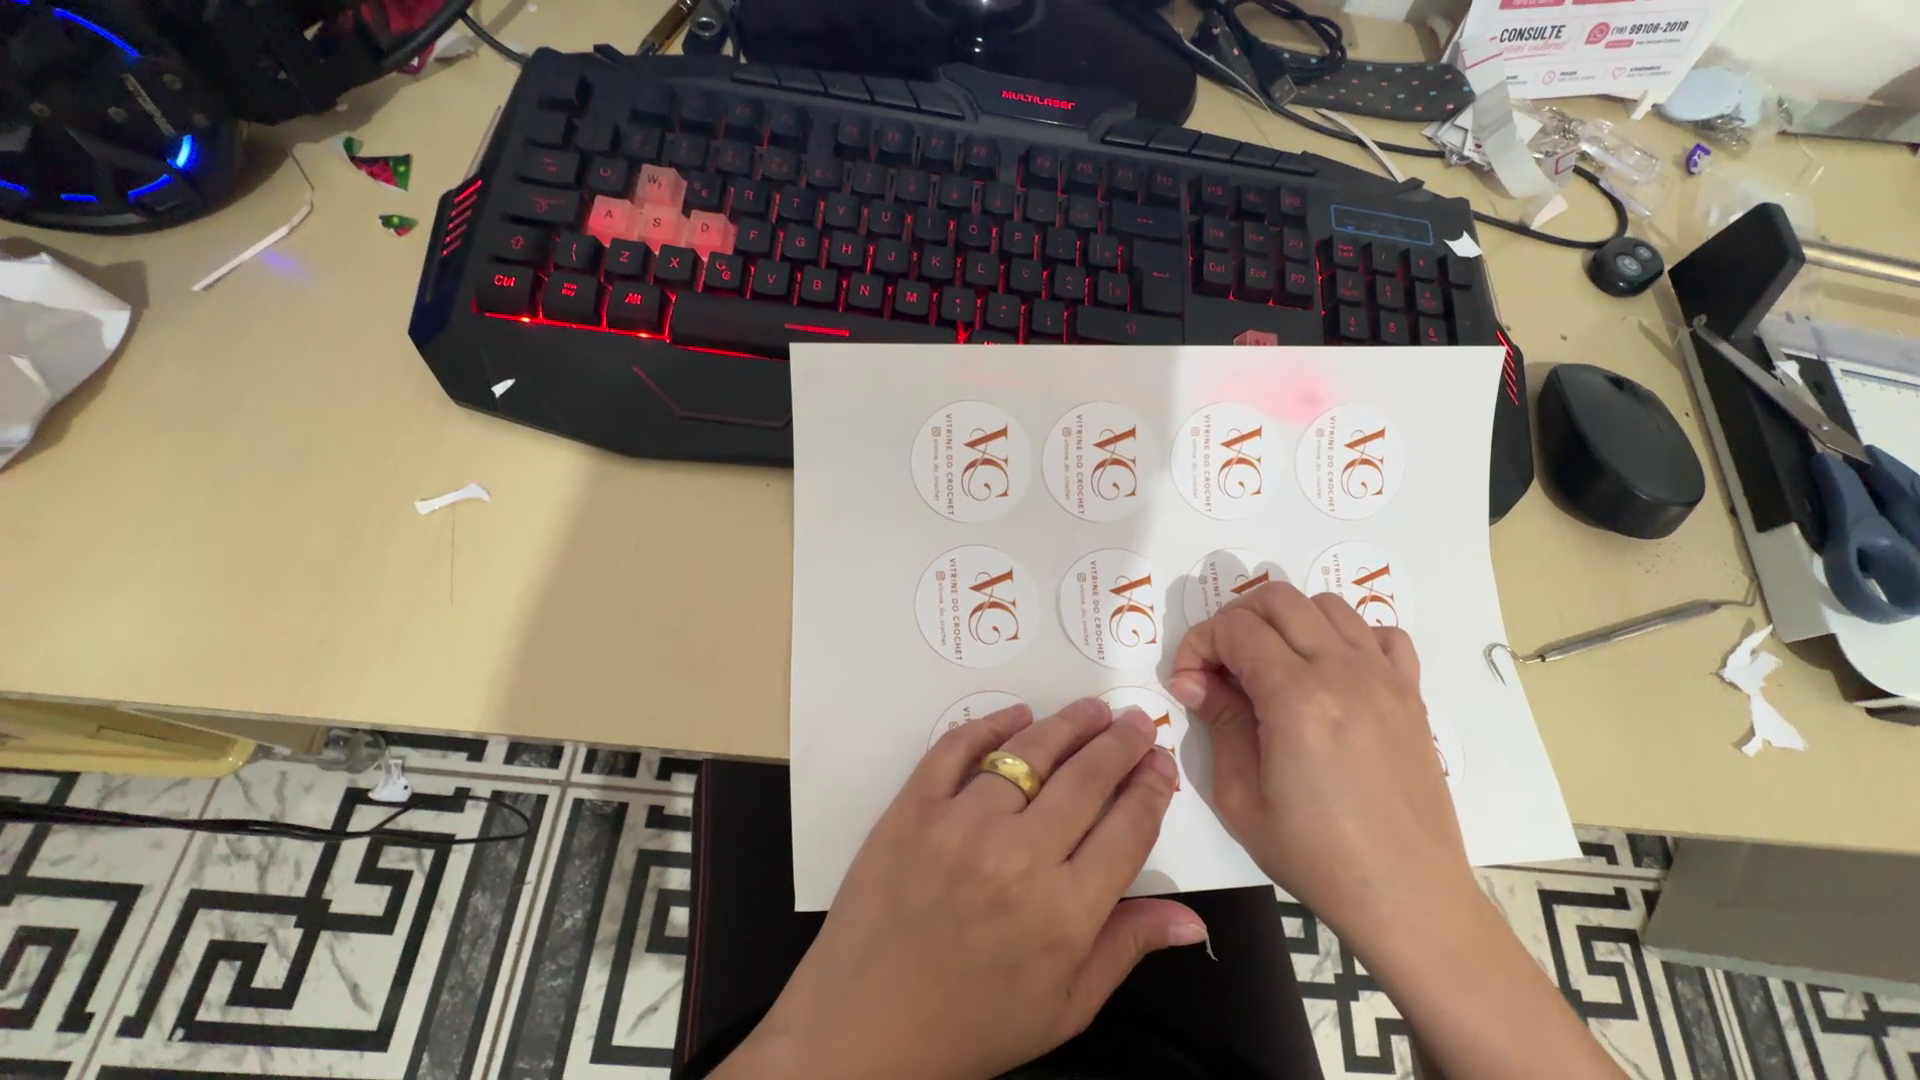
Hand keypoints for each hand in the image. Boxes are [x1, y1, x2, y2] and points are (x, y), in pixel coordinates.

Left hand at [717, 698, 1205, 1079]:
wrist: (862, 1029)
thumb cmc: (972, 1026)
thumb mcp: (1064, 1008)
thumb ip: (1127, 949)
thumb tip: (1194, 919)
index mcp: (1065, 912)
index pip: (1128, 827)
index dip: (1152, 788)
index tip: (1162, 764)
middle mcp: (1018, 857)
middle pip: (1086, 778)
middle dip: (1121, 743)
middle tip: (1138, 719)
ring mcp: (959, 826)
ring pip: (1028, 754)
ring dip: (1068, 724)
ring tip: (1093, 708)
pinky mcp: (911, 810)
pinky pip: (955, 749)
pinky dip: (990, 725)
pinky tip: (1017, 715)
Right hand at [1168, 582, 1476, 949]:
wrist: (1406, 895)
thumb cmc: (1315, 855)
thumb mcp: (1240, 796)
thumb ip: (1219, 722)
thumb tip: (1195, 681)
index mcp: (1297, 696)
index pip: (1234, 629)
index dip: (1198, 646)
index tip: (1188, 685)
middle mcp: (1343, 670)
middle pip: (1277, 598)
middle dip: (1235, 621)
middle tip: (1220, 669)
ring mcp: (1385, 677)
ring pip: (1327, 604)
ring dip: (1287, 622)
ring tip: (1270, 666)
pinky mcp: (1411, 694)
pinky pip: (1381, 633)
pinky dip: (1347, 635)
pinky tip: (1330, 671)